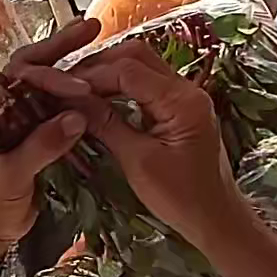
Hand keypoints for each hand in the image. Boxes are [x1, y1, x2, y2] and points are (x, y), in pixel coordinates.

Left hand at [0, 19, 99, 263]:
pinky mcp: (38, 134)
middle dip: (60, 48)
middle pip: (31, 69)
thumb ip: (40, 146)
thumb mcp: (11, 176)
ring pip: (47, 85)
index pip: (15, 76)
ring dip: (71, 64)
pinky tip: (99, 81)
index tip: (80, 78)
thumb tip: (76, 116)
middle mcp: (4, 108)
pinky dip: (77, 93)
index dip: (47, 71)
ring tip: (100, 42)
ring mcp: (22, 119)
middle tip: (91, 28)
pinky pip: (58, 107)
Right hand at [70, 40, 253, 247]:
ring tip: (77, 90)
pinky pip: (144, 82)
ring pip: (140, 64)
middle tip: (66, 84)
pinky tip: (98, 98)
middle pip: (136, 55)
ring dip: (107, 72)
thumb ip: (105, 123)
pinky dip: (118, 84)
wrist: (216, 220)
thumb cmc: (179, 196)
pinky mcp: (178, 107)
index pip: (128, 70)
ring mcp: (184, 96)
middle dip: (98, 65)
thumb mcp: (136, 160)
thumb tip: (69, 100)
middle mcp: (186, 90)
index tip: (60, 88)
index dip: (90, 76)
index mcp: (181, 101)